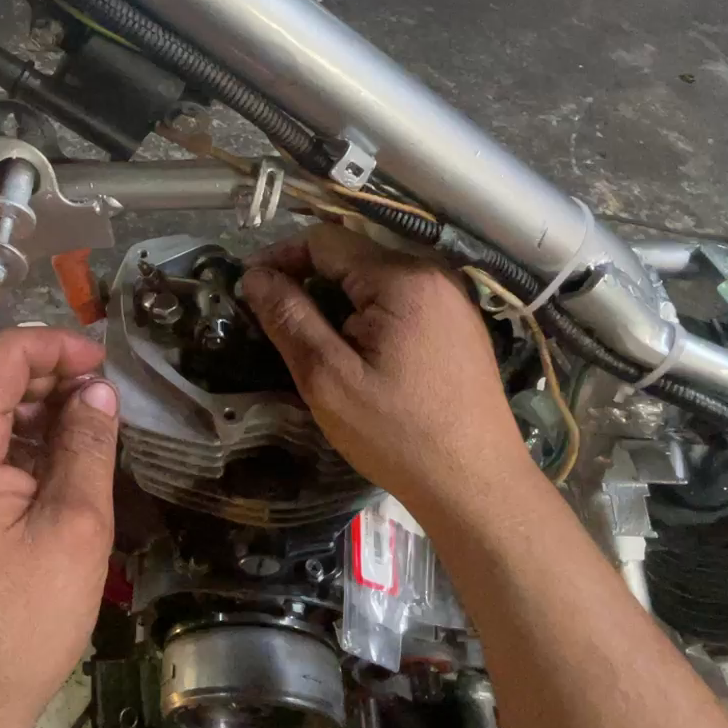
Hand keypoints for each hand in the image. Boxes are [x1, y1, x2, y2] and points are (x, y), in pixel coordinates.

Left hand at [0, 327, 119, 727]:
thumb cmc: (20, 623)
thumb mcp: (75, 529)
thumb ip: (87, 444)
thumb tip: (98, 388)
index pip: (2, 354)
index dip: (58, 346)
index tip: (104, 365)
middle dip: (47, 373)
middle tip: (101, 398)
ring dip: (31, 403)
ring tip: (84, 428)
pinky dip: (10, 434)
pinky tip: (50, 459)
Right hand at [238, 224, 534, 509]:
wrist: (478, 487)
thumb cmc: (398, 434)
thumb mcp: (327, 378)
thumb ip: (289, 318)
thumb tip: (254, 276)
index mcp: (402, 278)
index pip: (324, 240)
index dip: (280, 257)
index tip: (250, 289)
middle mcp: (432, 274)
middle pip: (351, 256)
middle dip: (307, 279)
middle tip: (275, 319)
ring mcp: (451, 298)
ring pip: (374, 278)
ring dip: (336, 297)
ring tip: (310, 338)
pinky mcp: (459, 324)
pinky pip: (400, 299)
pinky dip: (367, 312)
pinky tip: (354, 350)